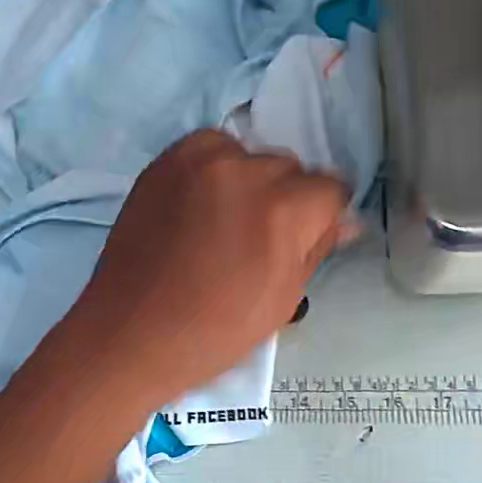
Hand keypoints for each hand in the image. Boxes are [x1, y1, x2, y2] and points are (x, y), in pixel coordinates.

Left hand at [56, 129, 352, 407]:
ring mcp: (200, 160)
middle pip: (291, 168)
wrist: (134, 333)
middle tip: (263, 238)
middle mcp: (246, 171)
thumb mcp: (283, 299)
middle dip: (289, 198)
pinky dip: (216, 170)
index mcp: (284, 210)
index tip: (308, 238)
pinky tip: (203, 206)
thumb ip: (317, 248)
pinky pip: (210, 149)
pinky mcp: (165, 161)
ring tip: (228, 221)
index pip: (331, 189)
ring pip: (251, 155)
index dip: (325, 216)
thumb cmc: (217, 331)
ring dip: (251, 181)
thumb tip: (347, 220)